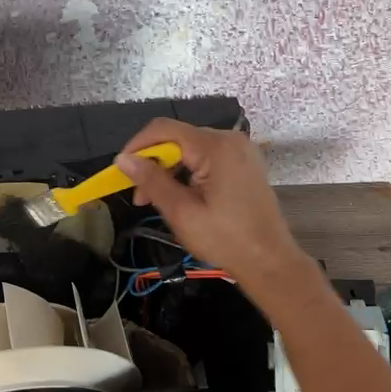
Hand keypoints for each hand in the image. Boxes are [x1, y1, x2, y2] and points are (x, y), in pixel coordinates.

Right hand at [115, 118, 309, 287]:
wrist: (269, 261)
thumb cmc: (225, 239)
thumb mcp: (181, 211)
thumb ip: (151, 180)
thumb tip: (123, 159)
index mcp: (215, 147)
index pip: (164, 129)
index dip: (137, 146)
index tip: (120, 171)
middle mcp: (230, 140)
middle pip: (178, 138)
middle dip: (153, 163)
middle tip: (140, 197)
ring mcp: (240, 151)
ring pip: (191, 149)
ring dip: (170, 170)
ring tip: (158, 201)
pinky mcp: (245, 164)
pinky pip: (207, 158)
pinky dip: (189, 172)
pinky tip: (182, 197)